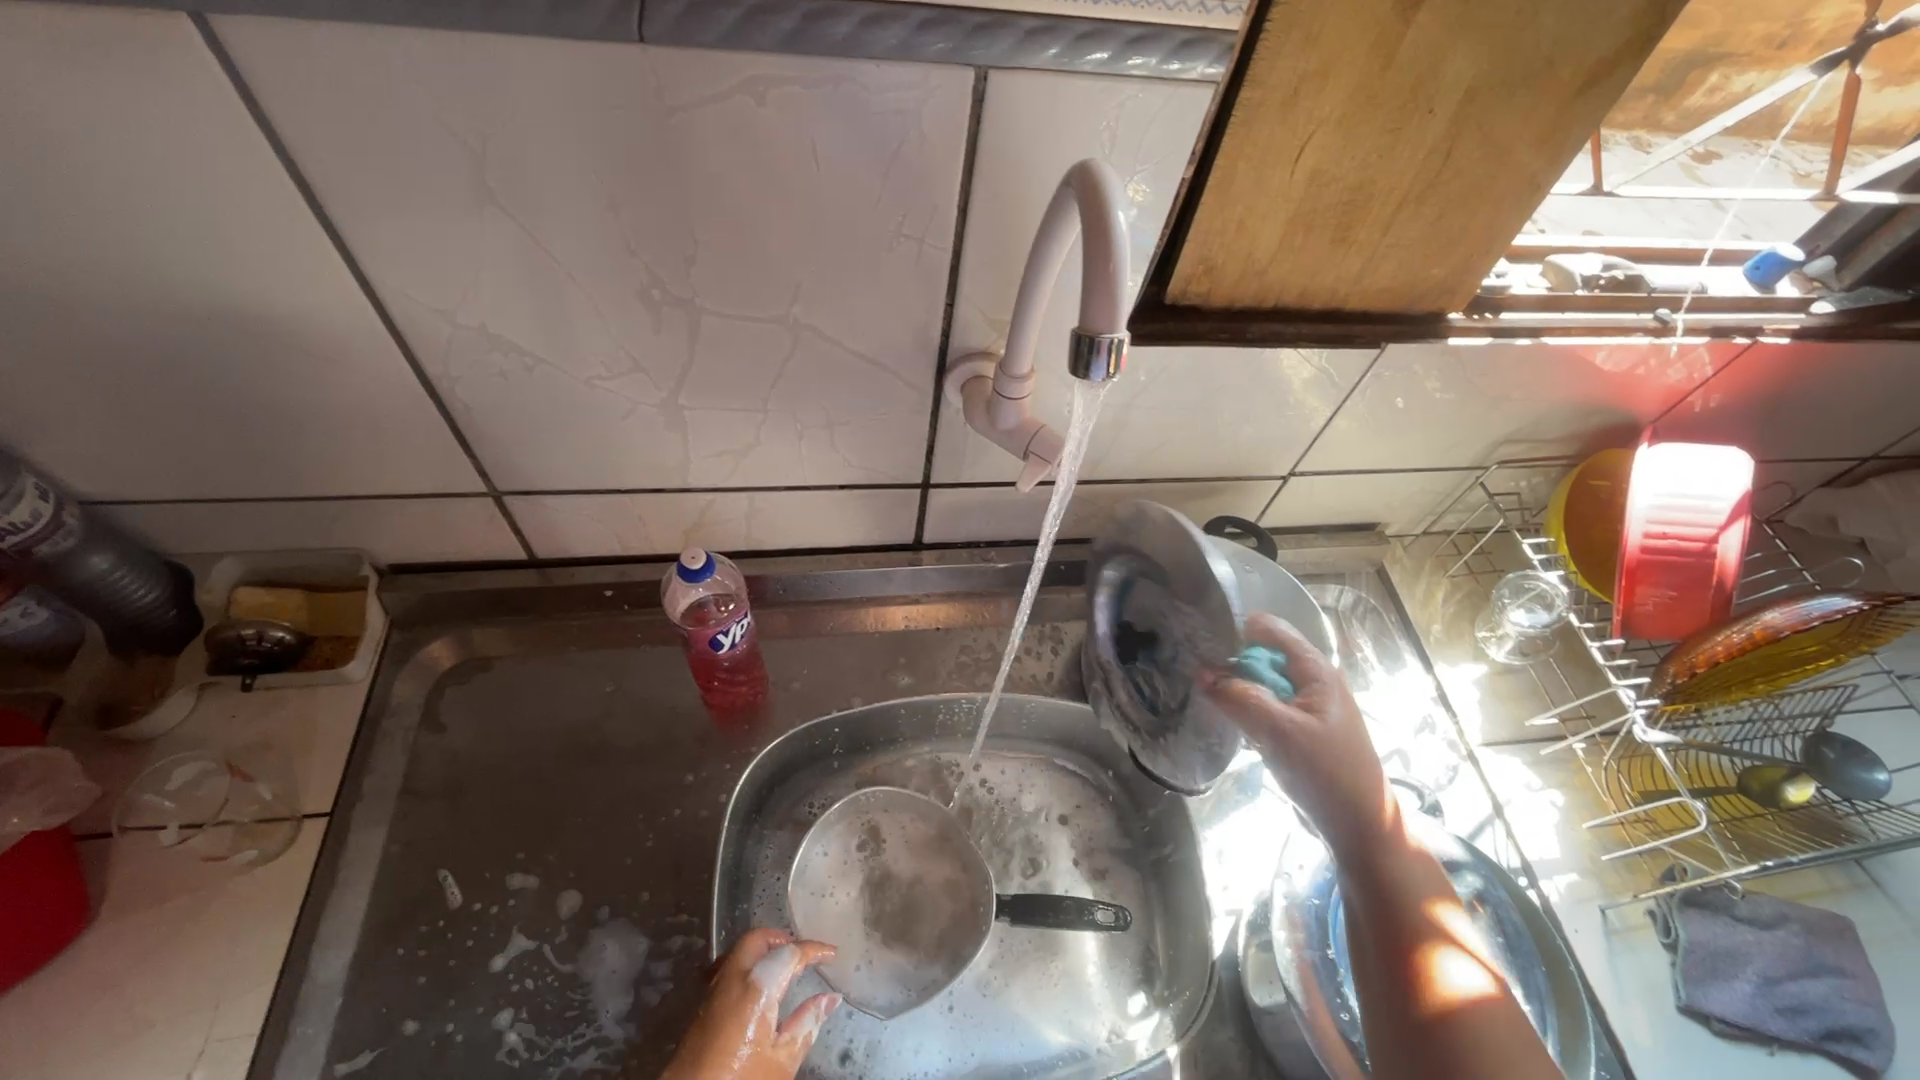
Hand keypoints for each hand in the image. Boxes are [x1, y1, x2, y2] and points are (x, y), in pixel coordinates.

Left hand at [659, 928, 840, 1079]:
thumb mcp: (783, 1060)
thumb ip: (808, 1023)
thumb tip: (831, 998)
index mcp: (756, 989)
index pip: (789, 953)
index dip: (813, 950)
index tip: (832, 954)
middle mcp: (731, 980)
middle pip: (756, 939)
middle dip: (782, 939)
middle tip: (803, 954)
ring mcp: (713, 991)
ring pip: (738, 951)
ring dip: (762, 950)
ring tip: (783, 965)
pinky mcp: (702, 1006)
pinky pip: (727, 968)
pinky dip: (747, 964)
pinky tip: (757, 986)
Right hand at [1206, 613, 1396, 855]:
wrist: (1362, 827)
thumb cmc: (1327, 772)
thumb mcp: (1280, 732)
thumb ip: (1239, 698)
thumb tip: (1201, 673)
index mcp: (1316, 669)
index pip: (1268, 629)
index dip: (1235, 634)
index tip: (1203, 651)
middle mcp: (1312, 680)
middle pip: (1261, 656)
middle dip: (1231, 665)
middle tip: (1201, 685)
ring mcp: (1307, 706)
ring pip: (1261, 684)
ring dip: (1237, 691)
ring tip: (1210, 704)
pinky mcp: (1300, 730)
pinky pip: (1265, 708)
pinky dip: (1247, 712)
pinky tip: (1232, 727)